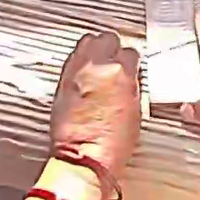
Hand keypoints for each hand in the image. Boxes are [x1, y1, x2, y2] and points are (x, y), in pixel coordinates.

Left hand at [50, 31, 142, 182]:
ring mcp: (79, 70)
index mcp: (122, 72)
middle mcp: (99, 66)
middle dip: (112, 48)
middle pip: (108, 39)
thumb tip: (129, 76)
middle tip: (114, 61)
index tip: (129, 67)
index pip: (130, 52)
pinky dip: (80, 60)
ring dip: (95, 49)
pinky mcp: (63, 78)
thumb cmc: (111, 143)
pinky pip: (74, 57)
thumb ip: (131, 84)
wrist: (83, 160)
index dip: (131, 61)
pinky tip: (85, 72)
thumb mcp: (135, 110)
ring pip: (88, 41)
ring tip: (98, 62)